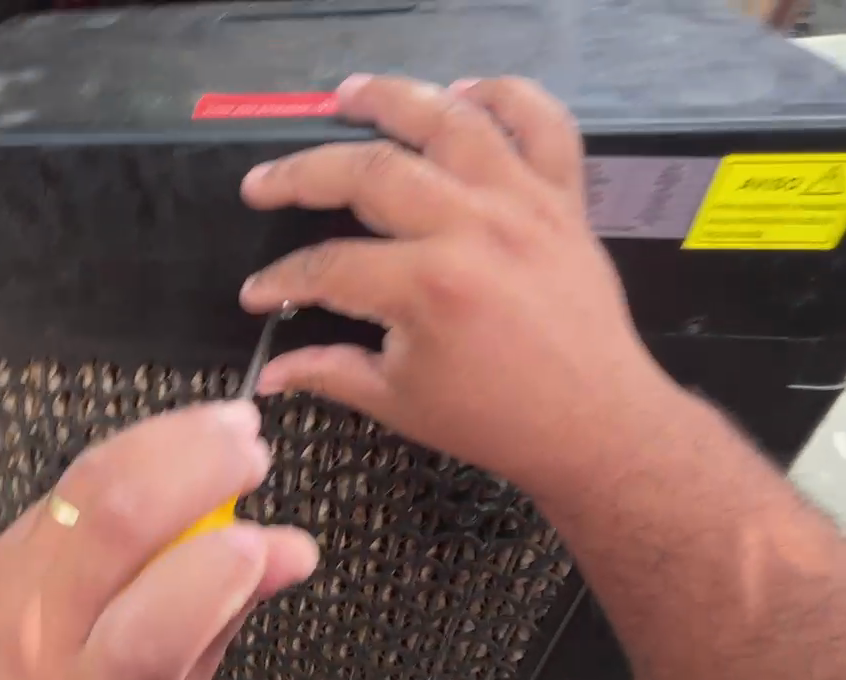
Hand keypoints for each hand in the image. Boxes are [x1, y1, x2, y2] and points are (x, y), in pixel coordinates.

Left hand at [0, 403, 318, 679]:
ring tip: (231, 424)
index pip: (146, 634)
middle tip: (255, 451)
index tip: (268, 539)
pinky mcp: (12, 538)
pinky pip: (78, 476)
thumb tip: (293, 550)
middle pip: (113, 529)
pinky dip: (139, 446)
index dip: (209, 578)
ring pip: (90, 485)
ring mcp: (19, 575)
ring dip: (168, 440)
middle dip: (194, 472)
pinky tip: (184, 438)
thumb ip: (227, 619)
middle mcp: (45, 630)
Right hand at [240, 75, 681, 491]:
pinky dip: (505, 95)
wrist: (590, 422)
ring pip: (451, 121)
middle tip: (262, 181)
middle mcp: (472, 228)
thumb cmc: (488, 419)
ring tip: (346, 93)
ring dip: (392, 98)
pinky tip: (463, 91)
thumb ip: (325, 372)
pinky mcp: (563, 199)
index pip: (327, 266)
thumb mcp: (393, 400)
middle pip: (371, 173)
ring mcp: (523, 203)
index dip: (280, 280)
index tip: (255, 295)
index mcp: (425, 287)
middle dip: (302, 174)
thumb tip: (266, 374)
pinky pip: (541, 123)